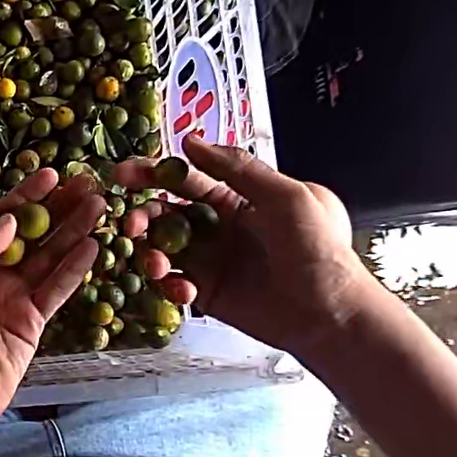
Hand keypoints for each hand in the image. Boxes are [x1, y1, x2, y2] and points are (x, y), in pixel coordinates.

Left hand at [0, 169, 105, 441]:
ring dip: (73, 232)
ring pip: (50, 258)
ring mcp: (16, 297)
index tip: (49, 175)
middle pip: (31, 235)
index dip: (24, 197)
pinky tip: (93, 246)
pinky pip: (57, 289)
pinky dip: (74, 269)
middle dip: (57, 209)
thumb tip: (7, 219)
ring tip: (98, 207)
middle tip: (86, 185)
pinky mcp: (34, 321)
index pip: (0, 222)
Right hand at [113, 136, 363, 358]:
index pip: (187, 179)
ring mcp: (211, 260)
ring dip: (150, 253)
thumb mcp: (287, 197)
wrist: (331, 314)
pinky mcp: (207, 292)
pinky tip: (184, 291)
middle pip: (167, 213)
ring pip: (163, 248)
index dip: (155, 173)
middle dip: (144, 216)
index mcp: (238, 198)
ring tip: (156, 265)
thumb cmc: (319, 250)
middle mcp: (219, 226)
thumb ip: (239, 169)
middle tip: (130, 224)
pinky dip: (169, 285)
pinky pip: (174, 282)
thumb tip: (192, 142)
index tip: (125, 173)